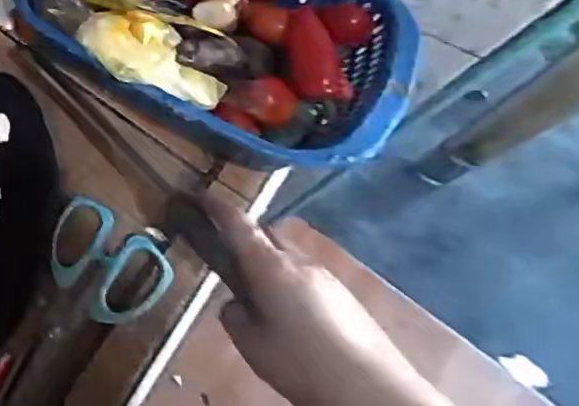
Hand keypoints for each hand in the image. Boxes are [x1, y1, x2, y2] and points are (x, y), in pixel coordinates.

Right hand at [199, 190, 450, 405]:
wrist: (381, 396)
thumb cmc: (305, 365)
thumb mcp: (252, 346)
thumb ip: (234, 316)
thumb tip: (237, 304)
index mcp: (267, 264)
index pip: (235, 220)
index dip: (214, 204)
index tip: (198, 193)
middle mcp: (296, 260)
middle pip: (266, 234)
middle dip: (248, 240)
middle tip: (234, 264)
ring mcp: (327, 278)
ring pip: (289, 258)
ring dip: (274, 267)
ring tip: (268, 303)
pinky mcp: (349, 299)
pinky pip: (310, 279)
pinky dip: (296, 287)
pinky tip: (300, 322)